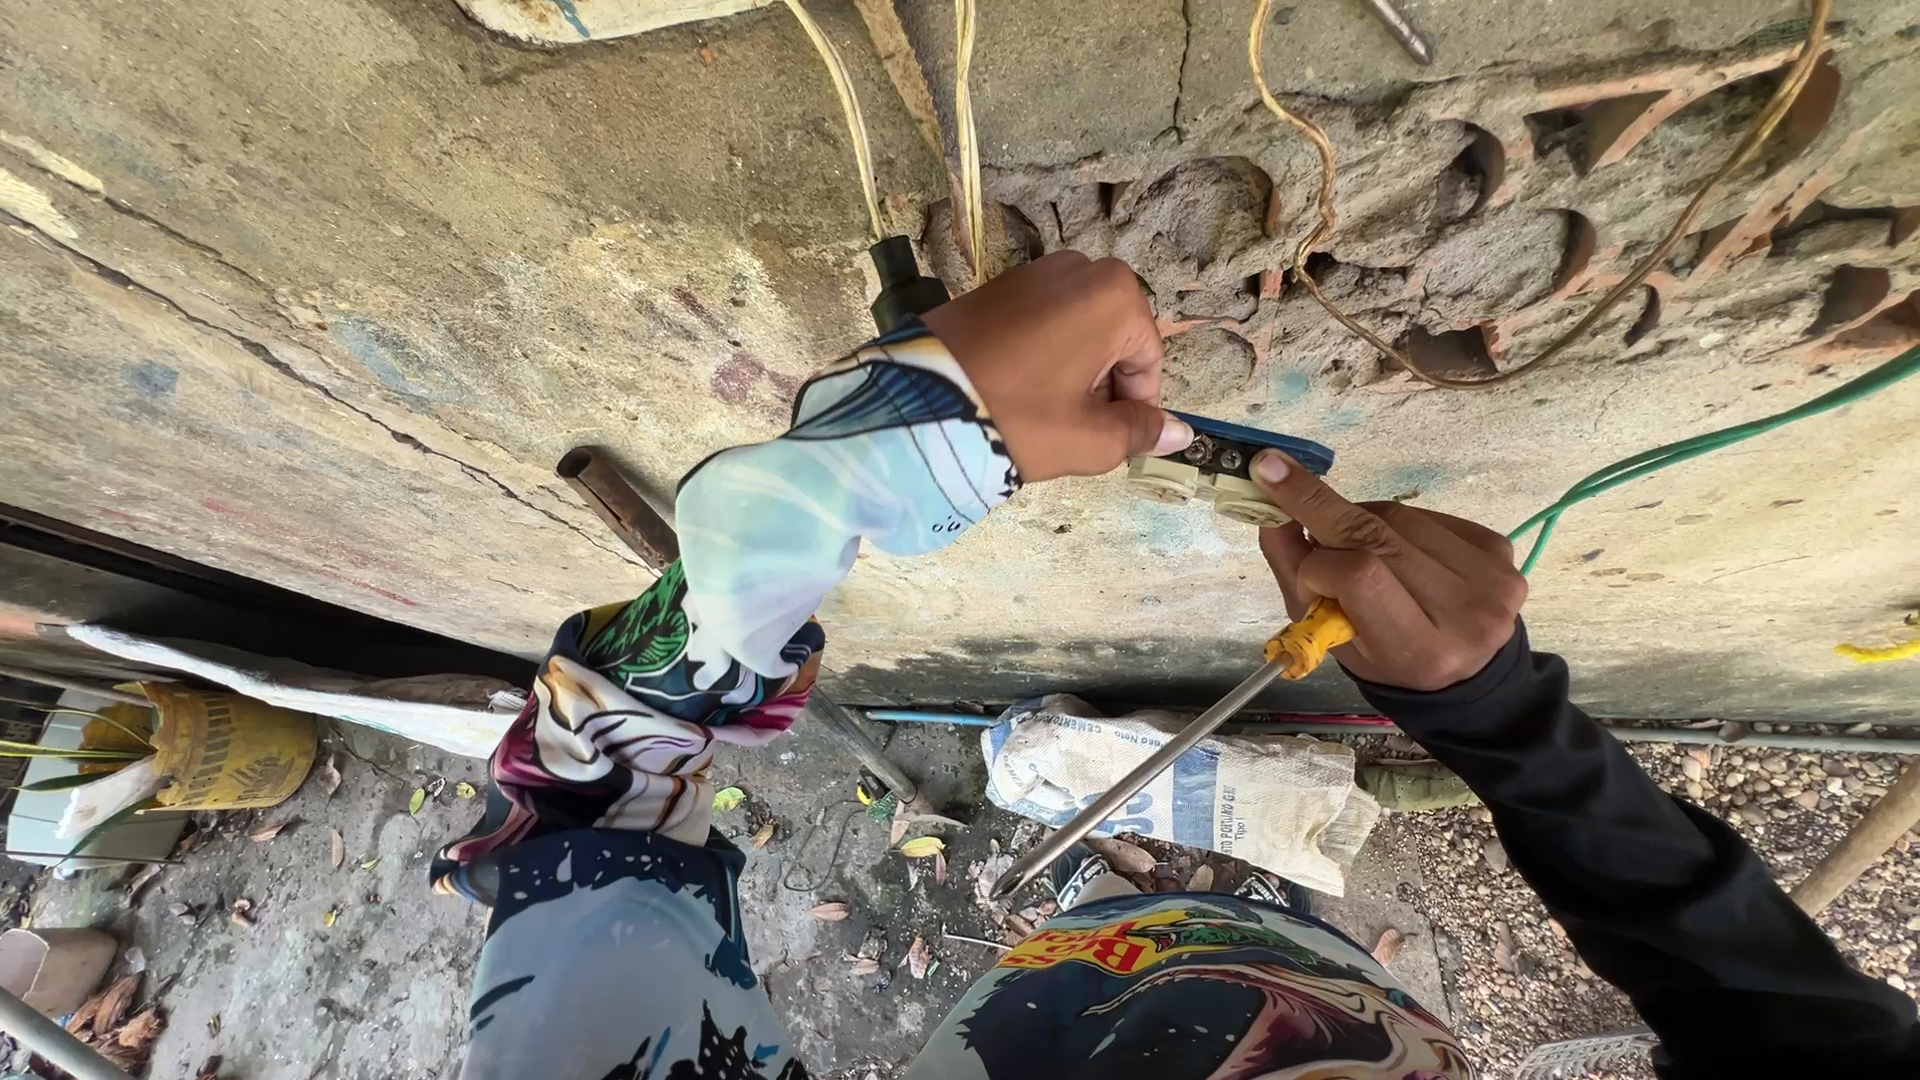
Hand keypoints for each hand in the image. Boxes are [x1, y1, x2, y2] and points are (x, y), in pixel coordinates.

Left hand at [920, 251, 1192, 481]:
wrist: (917, 405)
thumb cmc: (1015, 420)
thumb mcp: (1087, 440)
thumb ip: (1140, 433)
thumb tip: (1179, 432)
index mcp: (1114, 295)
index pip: (1147, 362)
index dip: (1132, 407)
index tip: (1103, 436)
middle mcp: (1077, 268)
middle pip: (1112, 343)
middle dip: (1099, 387)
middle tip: (1065, 426)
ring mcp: (1031, 272)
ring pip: (1076, 334)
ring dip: (1069, 373)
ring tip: (1035, 410)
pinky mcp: (994, 286)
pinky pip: (1039, 324)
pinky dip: (1039, 356)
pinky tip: (1012, 388)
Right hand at [1250, 451, 1526, 690]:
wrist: (1463, 665)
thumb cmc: (1380, 654)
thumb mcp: (1325, 630)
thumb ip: (1294, 572)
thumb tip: (1271, 509)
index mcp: (1418, 650)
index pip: (1359, 577)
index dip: (1315, 556)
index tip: (1271, 501)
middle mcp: (1467, 614)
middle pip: (1377, 536)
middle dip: (1318, 504)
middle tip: (1274, 470)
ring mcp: (1493, 579)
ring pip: (1398, 516)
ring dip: (1357, 520)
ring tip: (1348, 545)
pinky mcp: (1501, 549)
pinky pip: (1426, 514)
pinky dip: (1393, 521)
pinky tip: (1389, 544)